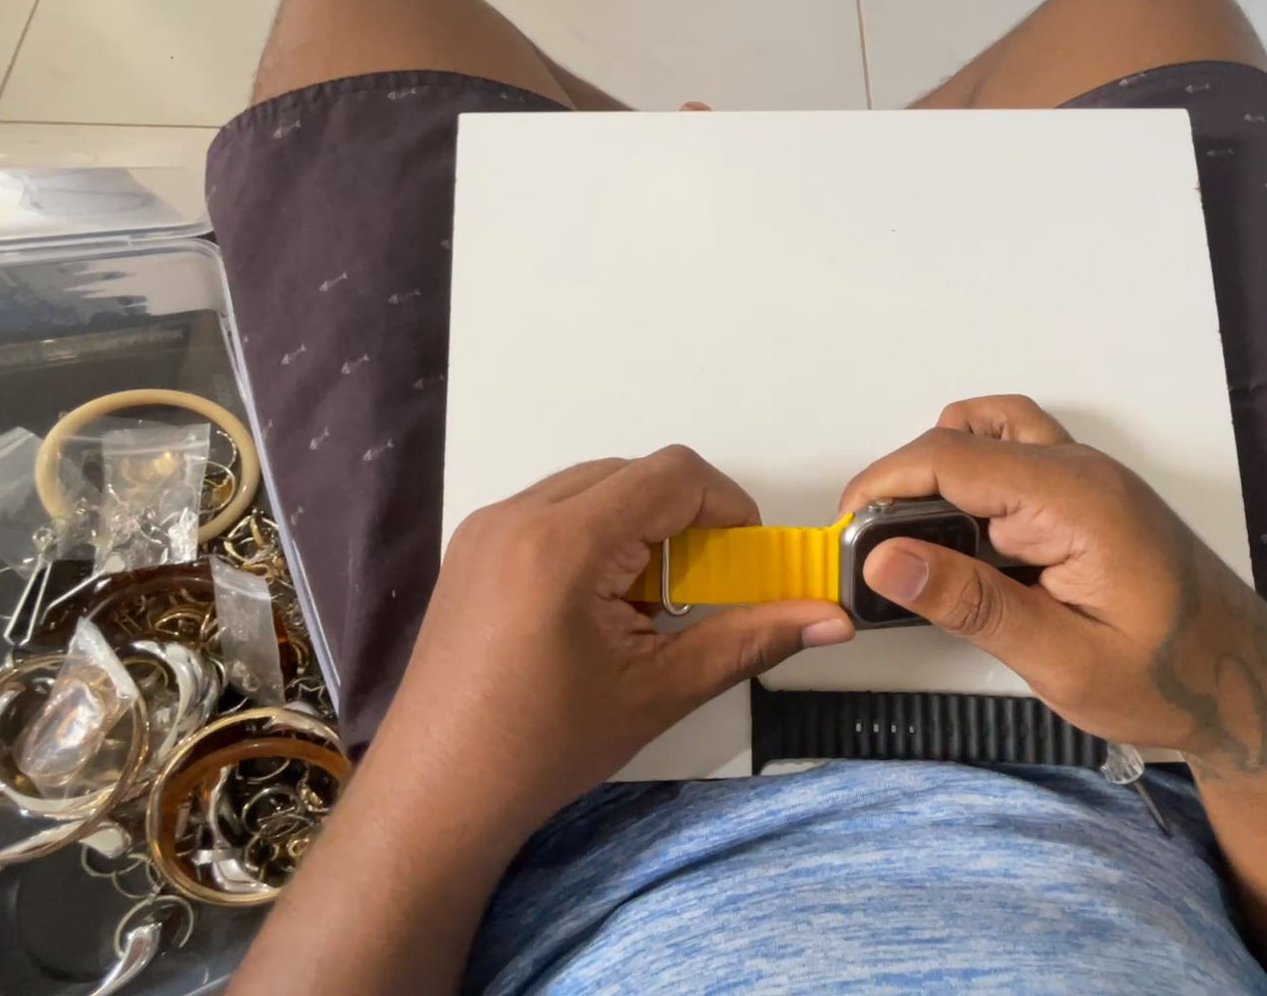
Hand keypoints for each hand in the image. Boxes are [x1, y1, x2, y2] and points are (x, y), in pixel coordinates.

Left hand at [388, 445, 852, 823]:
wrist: (436, 793)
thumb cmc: (545, 749)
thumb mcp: (660, 691)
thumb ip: (751, 640)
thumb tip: (831, 619)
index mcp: (564, 545)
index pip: (670, 474)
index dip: (725, 502)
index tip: (747, 550)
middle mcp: (518, 514)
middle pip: (633, 472)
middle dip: (684, 514)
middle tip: (702, 581)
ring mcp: (488, 525)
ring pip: (594, 484)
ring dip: (639, 521)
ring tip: (647, 595)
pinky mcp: (475, 543)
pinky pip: (556, 505)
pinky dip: (597, 530)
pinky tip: (598, 598)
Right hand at [839, 395, 1266, 755]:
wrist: (1250, 688)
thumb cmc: (1168, 684)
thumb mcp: (1063, 661)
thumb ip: (972, 605)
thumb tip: (884, 559)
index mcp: (1074, 501)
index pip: (952, 459)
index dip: (884, 484)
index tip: (846, 531)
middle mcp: (1079, 469)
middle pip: (963, 438)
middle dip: (902, 482)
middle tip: (873, 545)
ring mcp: (1085, 474)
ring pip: (989, 428)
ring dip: (937, 466)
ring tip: (912, 530)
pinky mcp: (1084, 490)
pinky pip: (1014, 447)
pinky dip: (972, 467)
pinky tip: (962, 523)